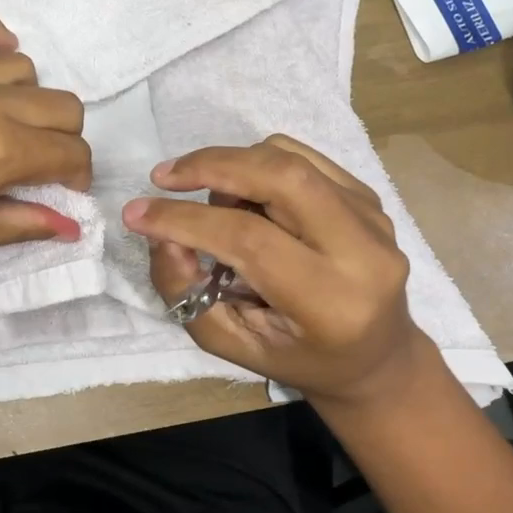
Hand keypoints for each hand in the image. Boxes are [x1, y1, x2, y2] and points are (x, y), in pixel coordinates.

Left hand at [0, 8, 91, 273]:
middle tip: (37, 168)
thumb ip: (16, 225)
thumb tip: (69, 225)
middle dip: (63, 140)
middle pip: (60, 105)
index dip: (76, 178)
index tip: (61, 194)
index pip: (69, 153)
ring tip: (5, 128)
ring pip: (22, 67)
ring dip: (28, 99)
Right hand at [121, 134, 428, 406]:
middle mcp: (364, 253)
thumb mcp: (227, 340)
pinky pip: (299, 157)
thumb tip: (162, 236)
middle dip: (210, 166)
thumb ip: (184, 291)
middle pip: (281, 177)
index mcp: (330, 303)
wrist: (376, 355)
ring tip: (213, 206)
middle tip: (163, 177)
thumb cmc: (294, 354)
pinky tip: (243, 197)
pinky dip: (255, 165)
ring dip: (231, 169)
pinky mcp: (369, 197)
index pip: (249, 240)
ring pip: (286, 159)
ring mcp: (373, 218)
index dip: (185, 220)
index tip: (136, 214)